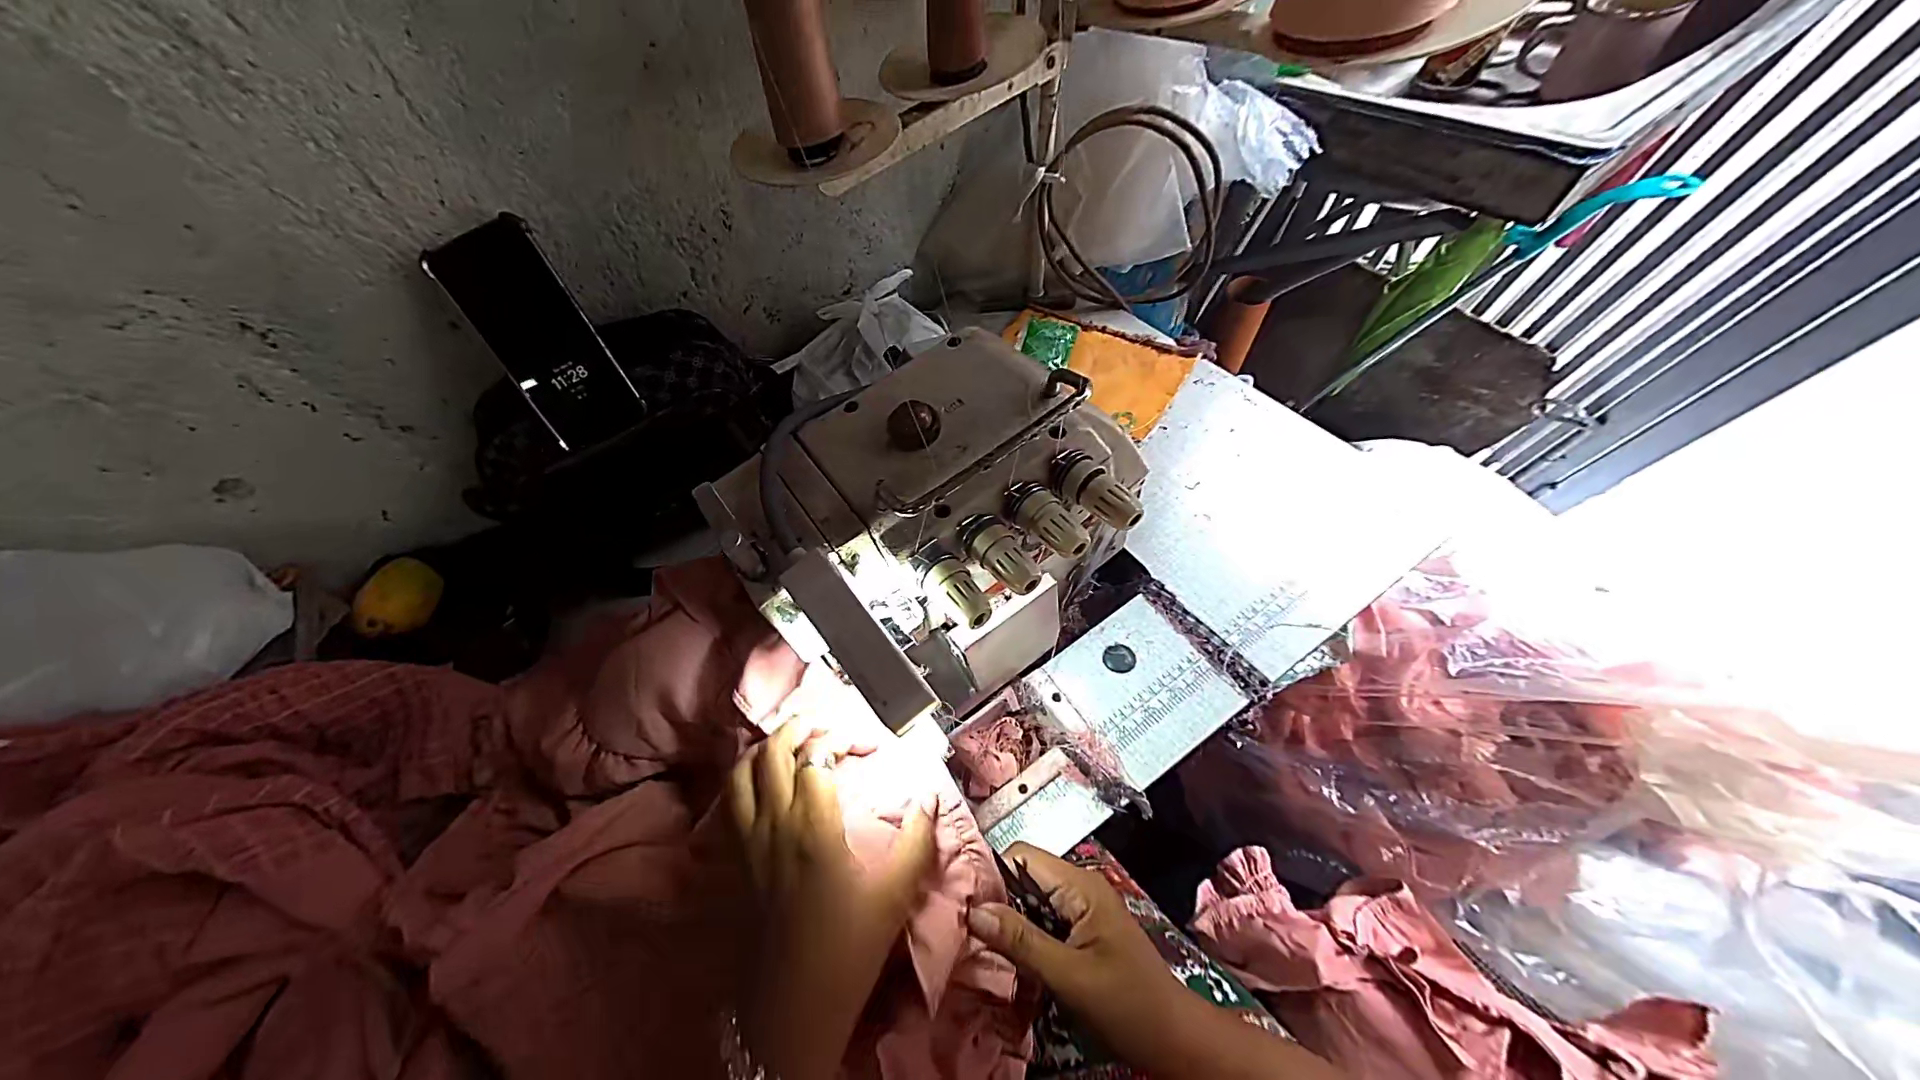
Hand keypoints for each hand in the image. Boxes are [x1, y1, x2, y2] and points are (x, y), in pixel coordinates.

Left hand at [728, 718, 935, 1079]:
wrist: (792, 1005)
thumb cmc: (847, 947)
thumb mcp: (895, 893)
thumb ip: (919, 839)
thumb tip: (930, 797)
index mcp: (812, 826)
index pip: (816, 756)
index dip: (841, 738)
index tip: (866, 744)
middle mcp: (773, 824)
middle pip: (772, 752)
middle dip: (798, 728)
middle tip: (825, 727)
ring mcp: (748, 841)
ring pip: (742, 772)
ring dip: (765, 747)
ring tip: (791, 742)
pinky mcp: (735, 860)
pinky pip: (729, 802)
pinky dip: (744, 777)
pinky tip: (763, 782)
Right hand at [967, 843, 1345, 1079]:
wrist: (1176, 1039)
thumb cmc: (1128, 1005)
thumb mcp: (1069, 975)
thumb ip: (1021, 941)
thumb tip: (974, 910)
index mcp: (1079, 885)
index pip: (1021, 855)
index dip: (991, 874)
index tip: (963, 903)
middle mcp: (1079, 886)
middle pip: (1023, 875)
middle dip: (996, 898)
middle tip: (968, 928)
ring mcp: (1082, 907)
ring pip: (1030, 898)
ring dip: (1009, 919)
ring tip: (982, 943)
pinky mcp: (1082, 928)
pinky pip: (1042, 918)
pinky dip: (1024, 933)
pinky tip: (1009, 955)